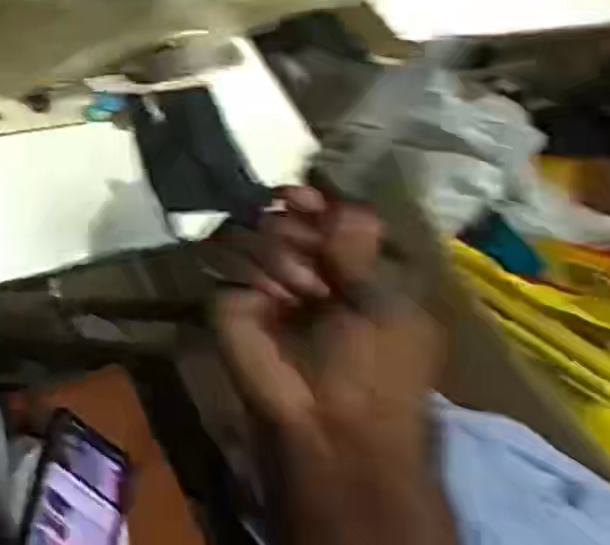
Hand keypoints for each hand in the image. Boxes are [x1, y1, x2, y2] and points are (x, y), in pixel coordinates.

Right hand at [213, 187, 453, 544]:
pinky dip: (248, 270)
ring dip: (275, 256)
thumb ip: (360, 251)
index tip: (297, 195)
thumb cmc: (378, 366)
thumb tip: (336, 199)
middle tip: (312, 261)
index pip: (321, 213)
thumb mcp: (389, 307)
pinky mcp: (223, 286)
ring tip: (299, 293)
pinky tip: (266, 297)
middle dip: (294, 232)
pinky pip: (220, 252)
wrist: (327, 413)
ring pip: (247, 228)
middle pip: (280, 214)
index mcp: (348, 266)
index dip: (311, 199)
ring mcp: (257, 273)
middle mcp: (300, 262)